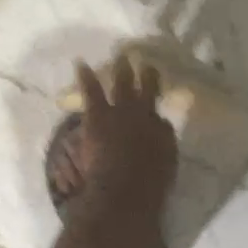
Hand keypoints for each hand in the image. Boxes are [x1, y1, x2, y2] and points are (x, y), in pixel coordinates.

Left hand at [72, 59, 176, 205]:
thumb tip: (161, 124)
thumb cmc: (148, 185)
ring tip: (121, 57)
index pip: (161, 112)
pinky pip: (92, 91)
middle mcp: (144, 114)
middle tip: (143, 62)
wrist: (124, 189)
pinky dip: (86, 77)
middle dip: (145, 75)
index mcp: (160, 130)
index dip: (157, 97)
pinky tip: (81, 65)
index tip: (155, 86)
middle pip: (146, 89)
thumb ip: (165, 142)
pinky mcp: (98, 116)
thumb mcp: (167, 165)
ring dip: (122, 70)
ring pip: (122, 85)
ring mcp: (120, 112)